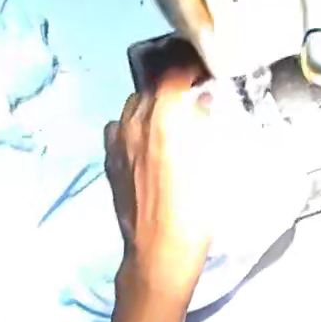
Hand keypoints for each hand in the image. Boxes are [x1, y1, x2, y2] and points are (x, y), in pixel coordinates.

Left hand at [106, 67, 214, 305]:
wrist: (158, 253)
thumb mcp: (212, 165)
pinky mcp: (108, 161)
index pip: (173, 76)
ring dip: (151, 104)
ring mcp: (116, 143)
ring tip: (169, 116)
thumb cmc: (194, 213)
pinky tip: (146, 140)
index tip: (204, 70)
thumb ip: (203, 127)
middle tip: (193, 94)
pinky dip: (133, 125)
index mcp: (164, 122)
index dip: (190, 67)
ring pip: (132, 106)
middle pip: (151, 88)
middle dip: (172, 86)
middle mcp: (134, 125)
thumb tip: (200, 106)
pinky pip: (117, 128)